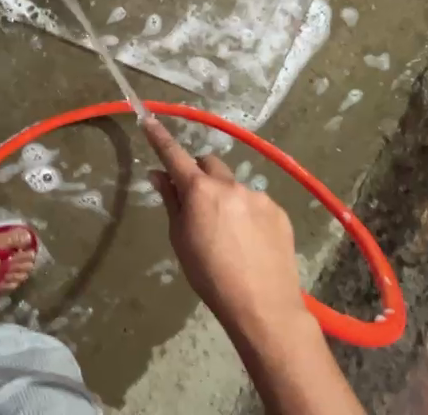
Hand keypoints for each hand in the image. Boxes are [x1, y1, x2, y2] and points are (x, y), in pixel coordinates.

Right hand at [142, 115, 310, 342]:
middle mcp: (229, 184)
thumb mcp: (180, 239)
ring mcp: (257, 196)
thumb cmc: (210, 276)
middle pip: (209, 164)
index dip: (159, 137)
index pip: (173, 155)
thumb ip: (171, 201)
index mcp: (199, 190)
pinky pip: (256, 203)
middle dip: (200, 174)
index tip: (148, 120)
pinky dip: (248, 213)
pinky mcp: (279, 212)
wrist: (263, 308)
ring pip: (234, 185)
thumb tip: (159, 174)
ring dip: (226, 197)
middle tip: (197, 201)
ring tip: (230, 233)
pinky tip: (251, 241)